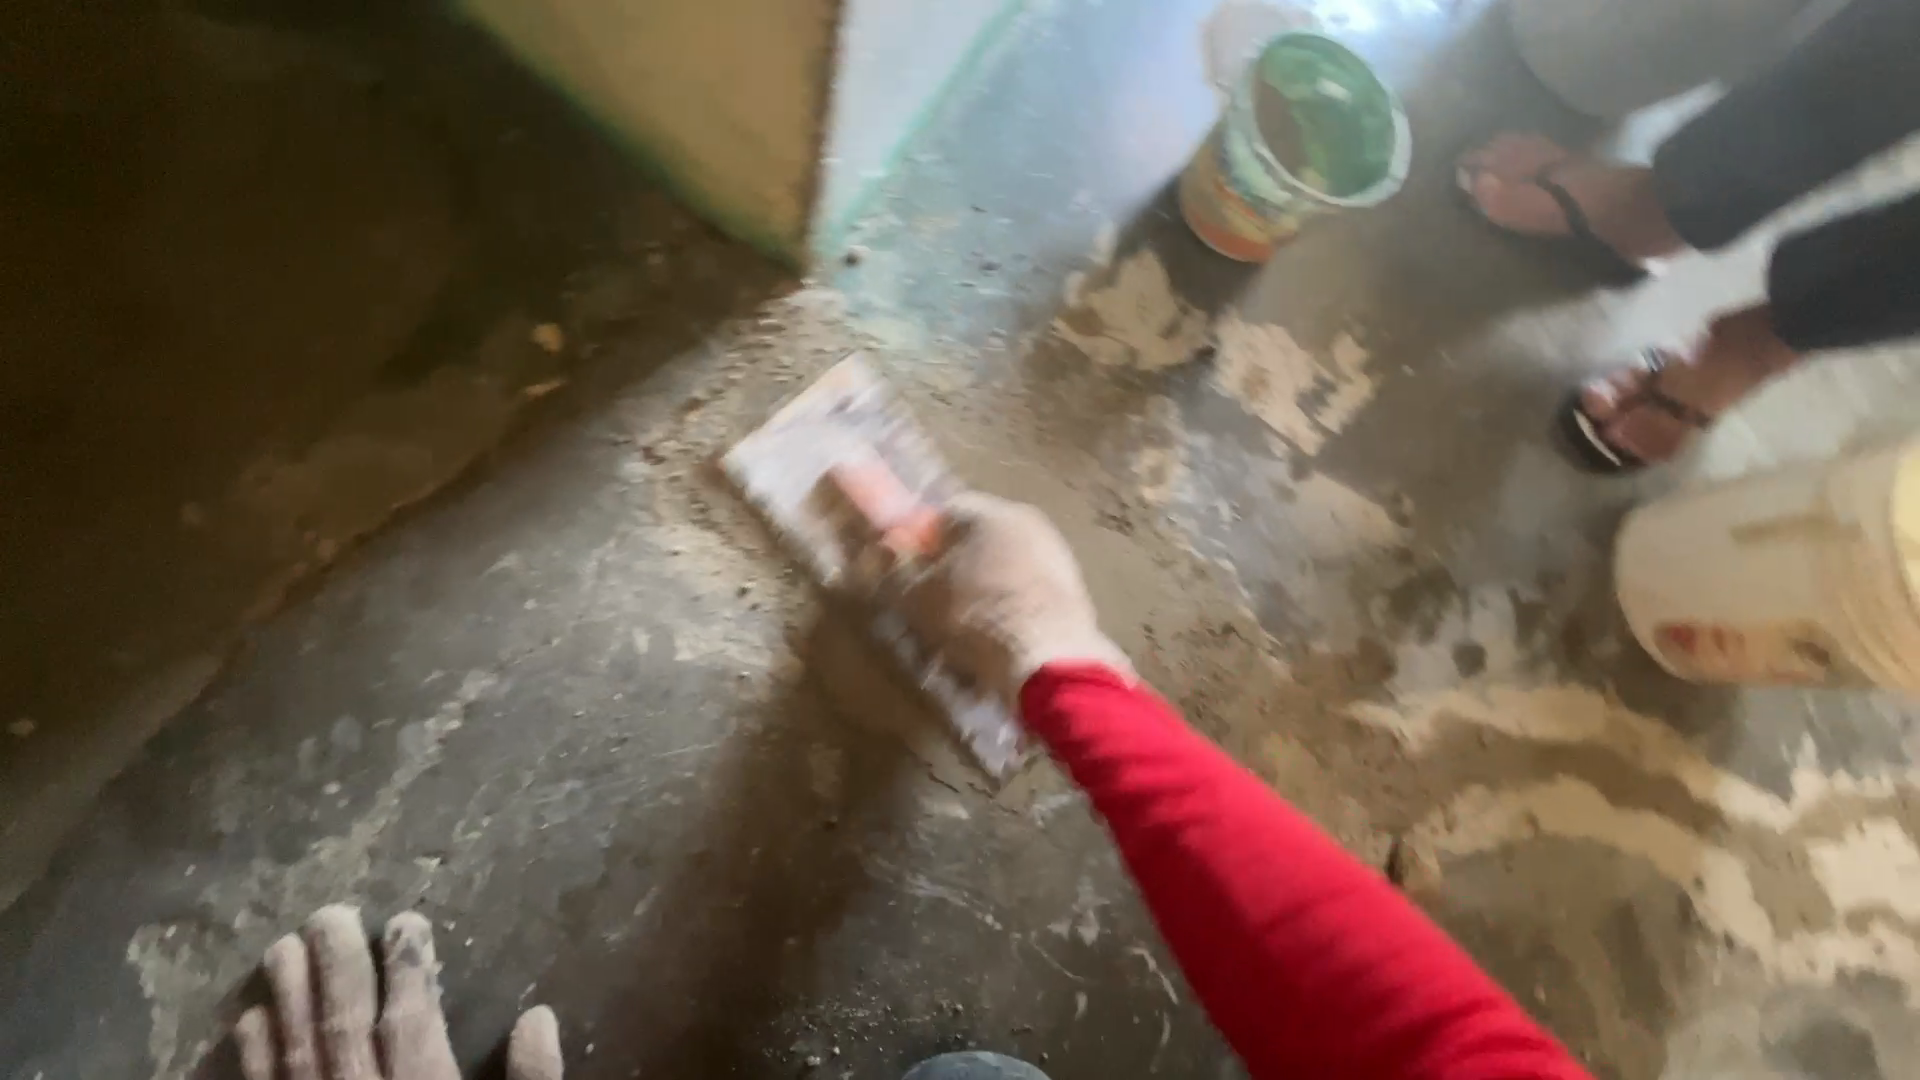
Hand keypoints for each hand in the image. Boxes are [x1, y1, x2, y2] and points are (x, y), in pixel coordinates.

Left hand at [235, 905, 561, 1079]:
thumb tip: (538, 1016)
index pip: (410, 1024)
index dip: (407, 970)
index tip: (403, 921)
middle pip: (343, 1032)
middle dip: (335, 971)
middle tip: (326, 915)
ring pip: (293, 1061)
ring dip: (286, 1002)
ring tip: (279, 949)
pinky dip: (251, 1062)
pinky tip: (245, 1023)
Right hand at [901, 492, 1130, 707]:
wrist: (1048, 659)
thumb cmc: (974, 619)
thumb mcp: (916, 596)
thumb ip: (895, 567)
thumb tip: (883, 548)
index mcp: (986, 512)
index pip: (942, 512)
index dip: (919, 542)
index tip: (908, 573)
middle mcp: (1025, 520)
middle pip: (975, 540)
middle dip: (952, 570)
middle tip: (933, 606)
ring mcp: (1054, 553)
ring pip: (1002, 569)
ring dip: (980, 593)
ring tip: (963, 635)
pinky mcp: (1072, 587)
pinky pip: (1026, 593)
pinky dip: (1009, 611)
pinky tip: (997, 644)